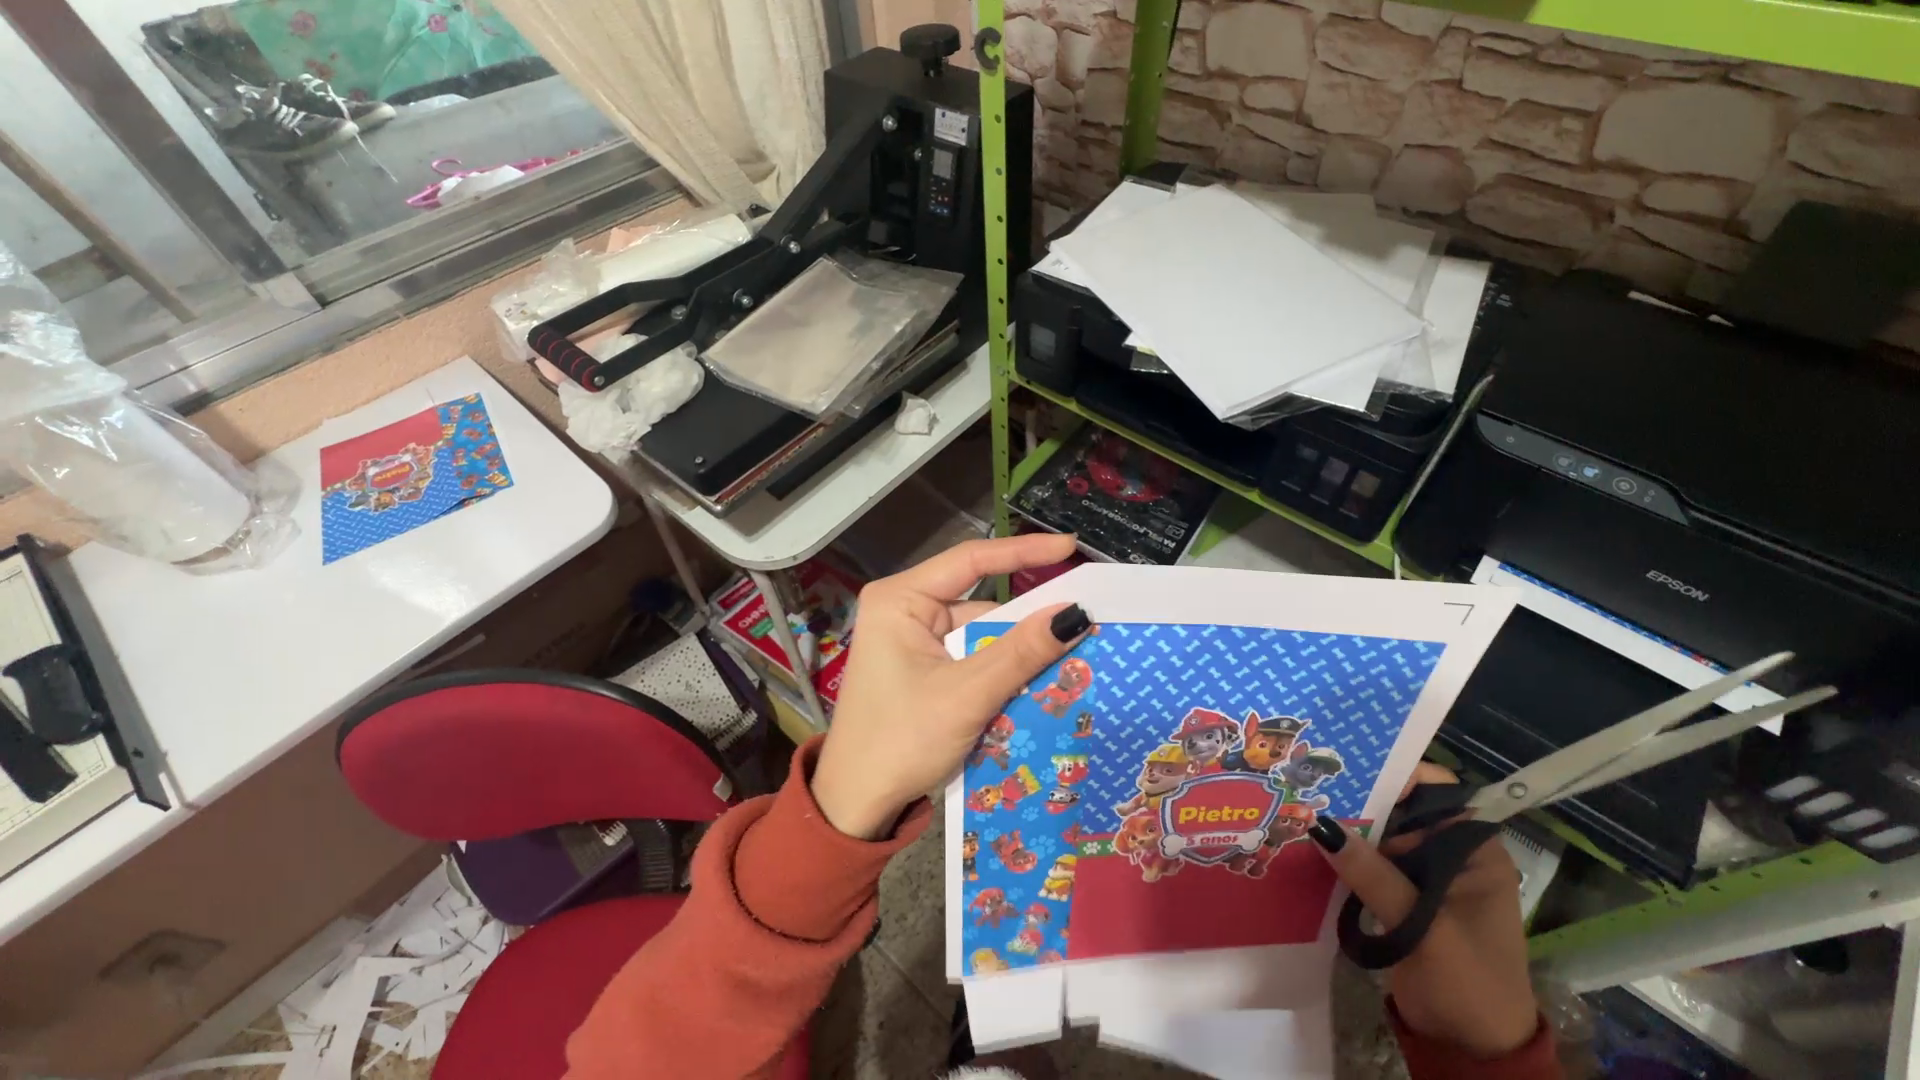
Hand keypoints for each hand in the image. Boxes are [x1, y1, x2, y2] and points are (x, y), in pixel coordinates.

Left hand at [810, 535, 1090, 838]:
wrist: (856, 805)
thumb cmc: (900, 741)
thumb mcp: (966, 695)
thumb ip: (1021, 653)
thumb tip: (1075, 614)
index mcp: (900, 600)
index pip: (970, 561)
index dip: (1023, 551)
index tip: (1069, 547)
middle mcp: (905, 612)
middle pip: (981, 603)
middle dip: (1028, 618)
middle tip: (1085, 618)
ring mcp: (914, 644)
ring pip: (982, 636)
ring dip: (1020, 651)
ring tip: (1077, 652)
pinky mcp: (925, 672)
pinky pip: (974, 661)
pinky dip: (1004, 672)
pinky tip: (1042, 680)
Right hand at [1309, 764, 1539, 1058]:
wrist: (1471, 1049)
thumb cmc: (1467, 983)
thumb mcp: (1424, 928)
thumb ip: (1374, 876)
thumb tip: (1321, 825)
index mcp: (1474, 853)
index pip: (1438, 794)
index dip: (1398, 775)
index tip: (1350, 766)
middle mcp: (1449, 857)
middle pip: (1400, 812)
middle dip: (1359, 801)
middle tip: (1309, 784)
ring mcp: (1423, 880)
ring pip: (1379, 839)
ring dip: (1346, 830)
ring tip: (1298, 808)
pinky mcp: (1400, 901)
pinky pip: (1369, 867)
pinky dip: (1343, 859)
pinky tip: (1307, 848)